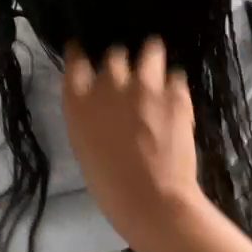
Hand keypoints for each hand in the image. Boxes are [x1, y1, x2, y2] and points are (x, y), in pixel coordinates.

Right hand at [60, 39, 205, 246]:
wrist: (152, 200)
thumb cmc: (111, 188)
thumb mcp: (85, 150)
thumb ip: (90, 120)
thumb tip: (101, 109)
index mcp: (79, 103)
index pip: (75, 62)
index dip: (80, 54)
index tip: (82, 51)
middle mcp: (110, 85)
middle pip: (114, 55)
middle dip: (121, 63)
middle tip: (129, 78)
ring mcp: (145, 86)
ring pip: (149, 51)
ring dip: (151, 58)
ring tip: (156, 68)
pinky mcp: (175, 95)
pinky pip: (176, 76)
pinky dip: (175, 85)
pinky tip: (175, 98)